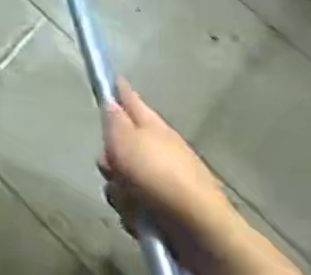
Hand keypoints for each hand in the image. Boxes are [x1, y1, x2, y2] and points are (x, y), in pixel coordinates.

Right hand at [101, 81, 244, 263]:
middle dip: (110, 157)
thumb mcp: (124, 139)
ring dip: (120, 188)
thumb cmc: (158, 175)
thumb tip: (111, 101)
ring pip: (124, 176)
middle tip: (112, 166)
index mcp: (154, 128)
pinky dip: (134, 210)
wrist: (200, 229)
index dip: (118, 90)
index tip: (109, 80)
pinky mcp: (169, 209)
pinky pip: (136, 202)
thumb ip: (114, 119)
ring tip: (130, 199)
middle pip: (120, 145)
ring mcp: (168, 181)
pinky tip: (140, 218)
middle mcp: (162, 150)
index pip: (131, 100)